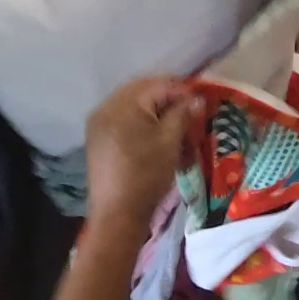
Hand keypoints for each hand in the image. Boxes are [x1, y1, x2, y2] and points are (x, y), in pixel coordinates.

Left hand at [85, 76, 195, 229]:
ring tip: (173, 120)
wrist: (118, 214)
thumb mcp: (170, 141)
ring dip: (154, 106)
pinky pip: (122, 116)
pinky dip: (140, 117)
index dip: (182, 90)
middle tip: (189, 108)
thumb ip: (183, 114)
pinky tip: (154, 130)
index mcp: (122, 105)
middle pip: (142, 89)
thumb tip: (196, 98)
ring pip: (132, 102)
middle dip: (167, 96)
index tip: (201, 100)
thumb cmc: (147, 175)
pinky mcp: (97, 137)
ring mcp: (98, 122)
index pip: (158, 84)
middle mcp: (105, 107)